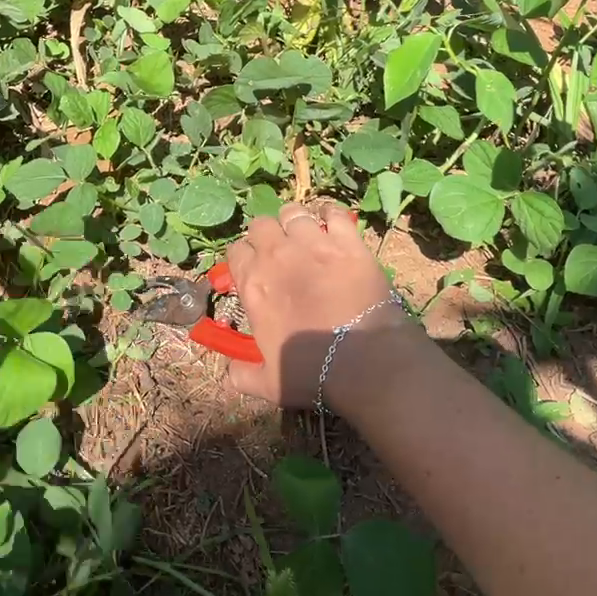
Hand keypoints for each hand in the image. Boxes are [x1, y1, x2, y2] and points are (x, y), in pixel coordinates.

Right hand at [223, 201, 406, 409]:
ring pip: (293, 213)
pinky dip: (331, 215)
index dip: (244, 259)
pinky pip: (333, 213)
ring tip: (305, 237)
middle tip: (280, 253)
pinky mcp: (347, 241)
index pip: (235, 251)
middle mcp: (277, 255)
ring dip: (295, 222)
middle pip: (260, 224)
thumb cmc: (313, 372)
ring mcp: (313, 244)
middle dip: (267, 235)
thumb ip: (241, 375)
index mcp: (253, 283)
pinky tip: (333, 225)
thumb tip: (229, 374)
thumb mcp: (268, 383)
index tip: (255, 271)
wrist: (367, 362)